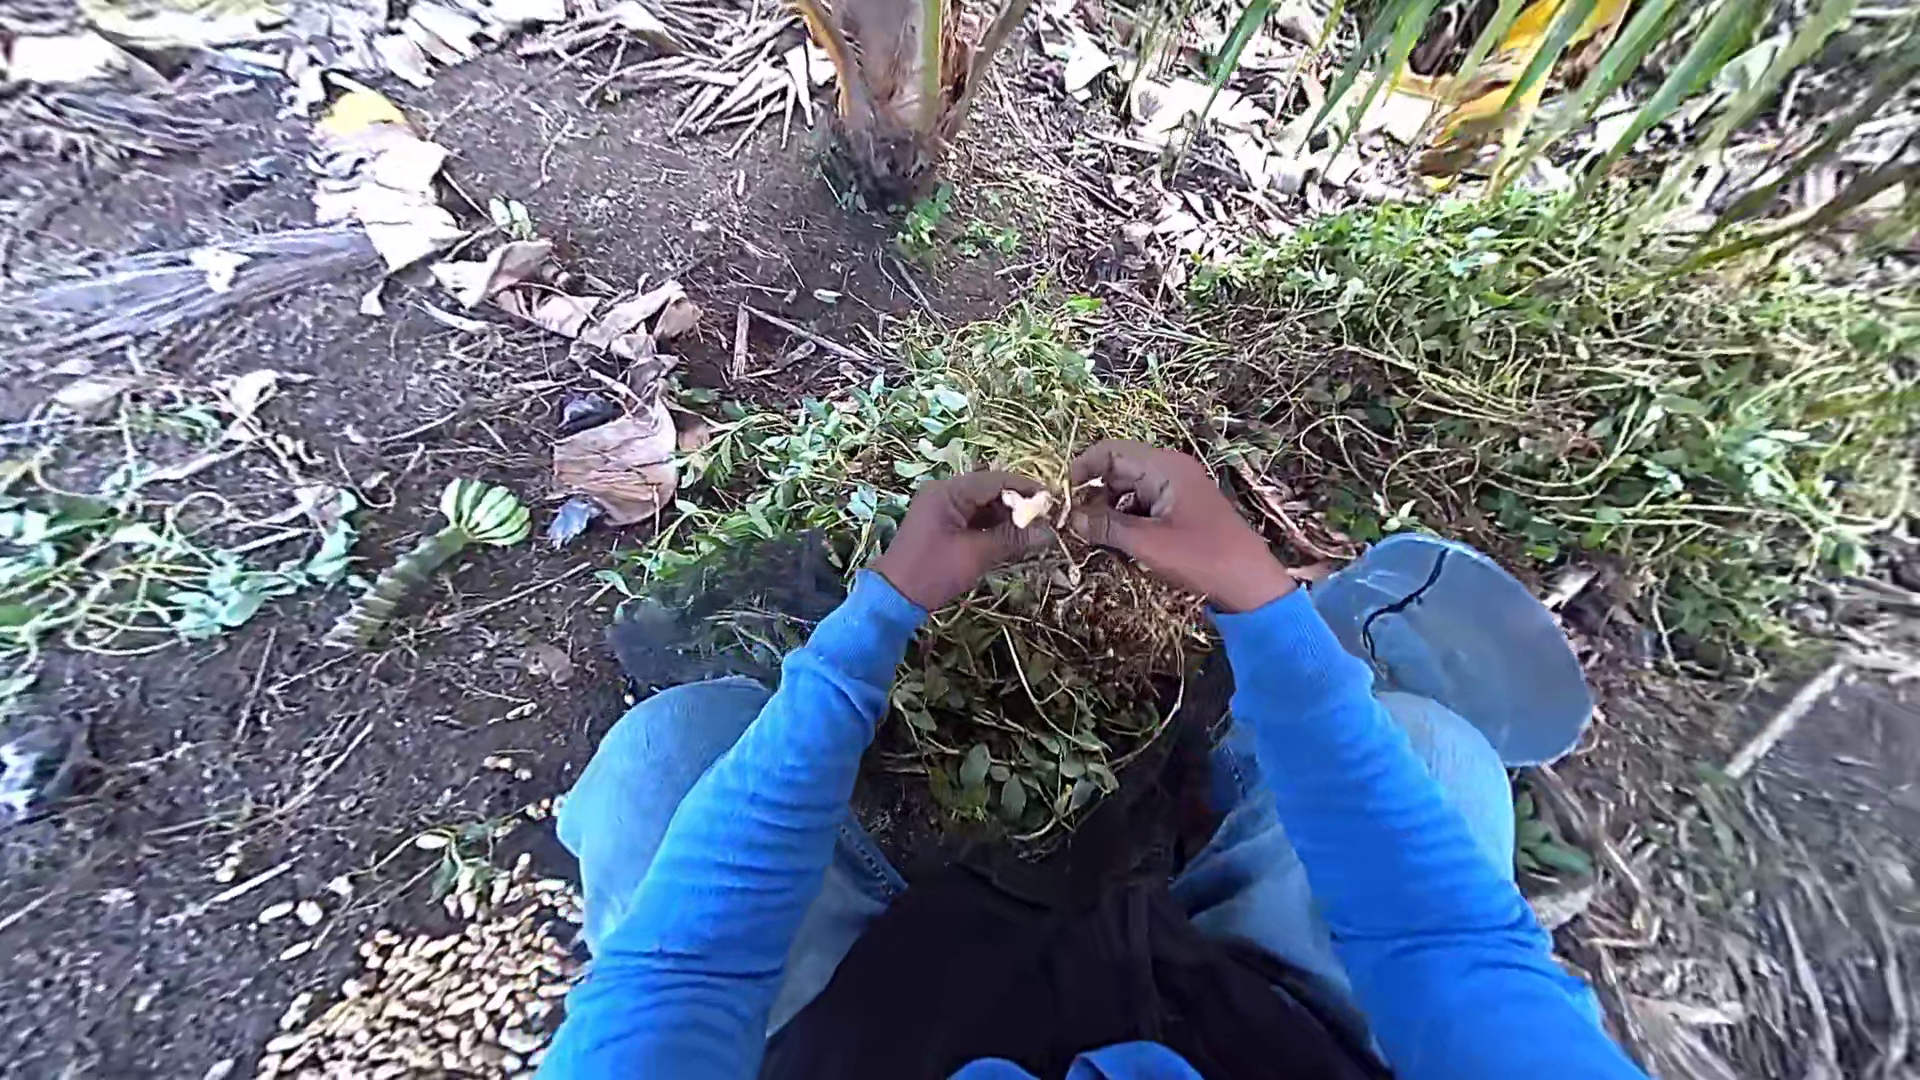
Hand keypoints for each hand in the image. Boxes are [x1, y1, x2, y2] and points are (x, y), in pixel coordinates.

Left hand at [872, 470, 1049, 609]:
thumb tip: (1048, 532)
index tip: (1052, 502)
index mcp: (948, 491)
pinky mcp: (942, 525)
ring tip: (1032, 533)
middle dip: (1018, 505)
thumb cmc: (933, 571)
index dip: (1026, 489)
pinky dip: (992, 528)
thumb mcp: (976, 554)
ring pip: (983, 506)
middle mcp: (944, 493)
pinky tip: (1011, 540)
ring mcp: (941, 509)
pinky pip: (973, 519)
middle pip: (990, 491)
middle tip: (1045, 521)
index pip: (995, 480)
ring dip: (1006, 518)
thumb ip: (1013, 539)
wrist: (893, 597)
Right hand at [1068, 440, 1294, 613]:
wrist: (1250, 584)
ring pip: (1126, 490)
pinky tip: (1122, 545)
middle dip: (1094, 495)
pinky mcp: (1178, 508)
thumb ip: (1105, 526)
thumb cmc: (1201, 558)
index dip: (1082, 469)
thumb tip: (1070, 517)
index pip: (1111, 451)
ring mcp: (1175, 489)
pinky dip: (1125, 521)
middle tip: (1076, 524)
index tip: (1062, 496)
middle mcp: (1169, 470)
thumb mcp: (1147, 543)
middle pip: (1117, 470)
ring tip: (1099, 539)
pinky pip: (1140, 506)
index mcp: (1165, 467)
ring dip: (1108, 512)